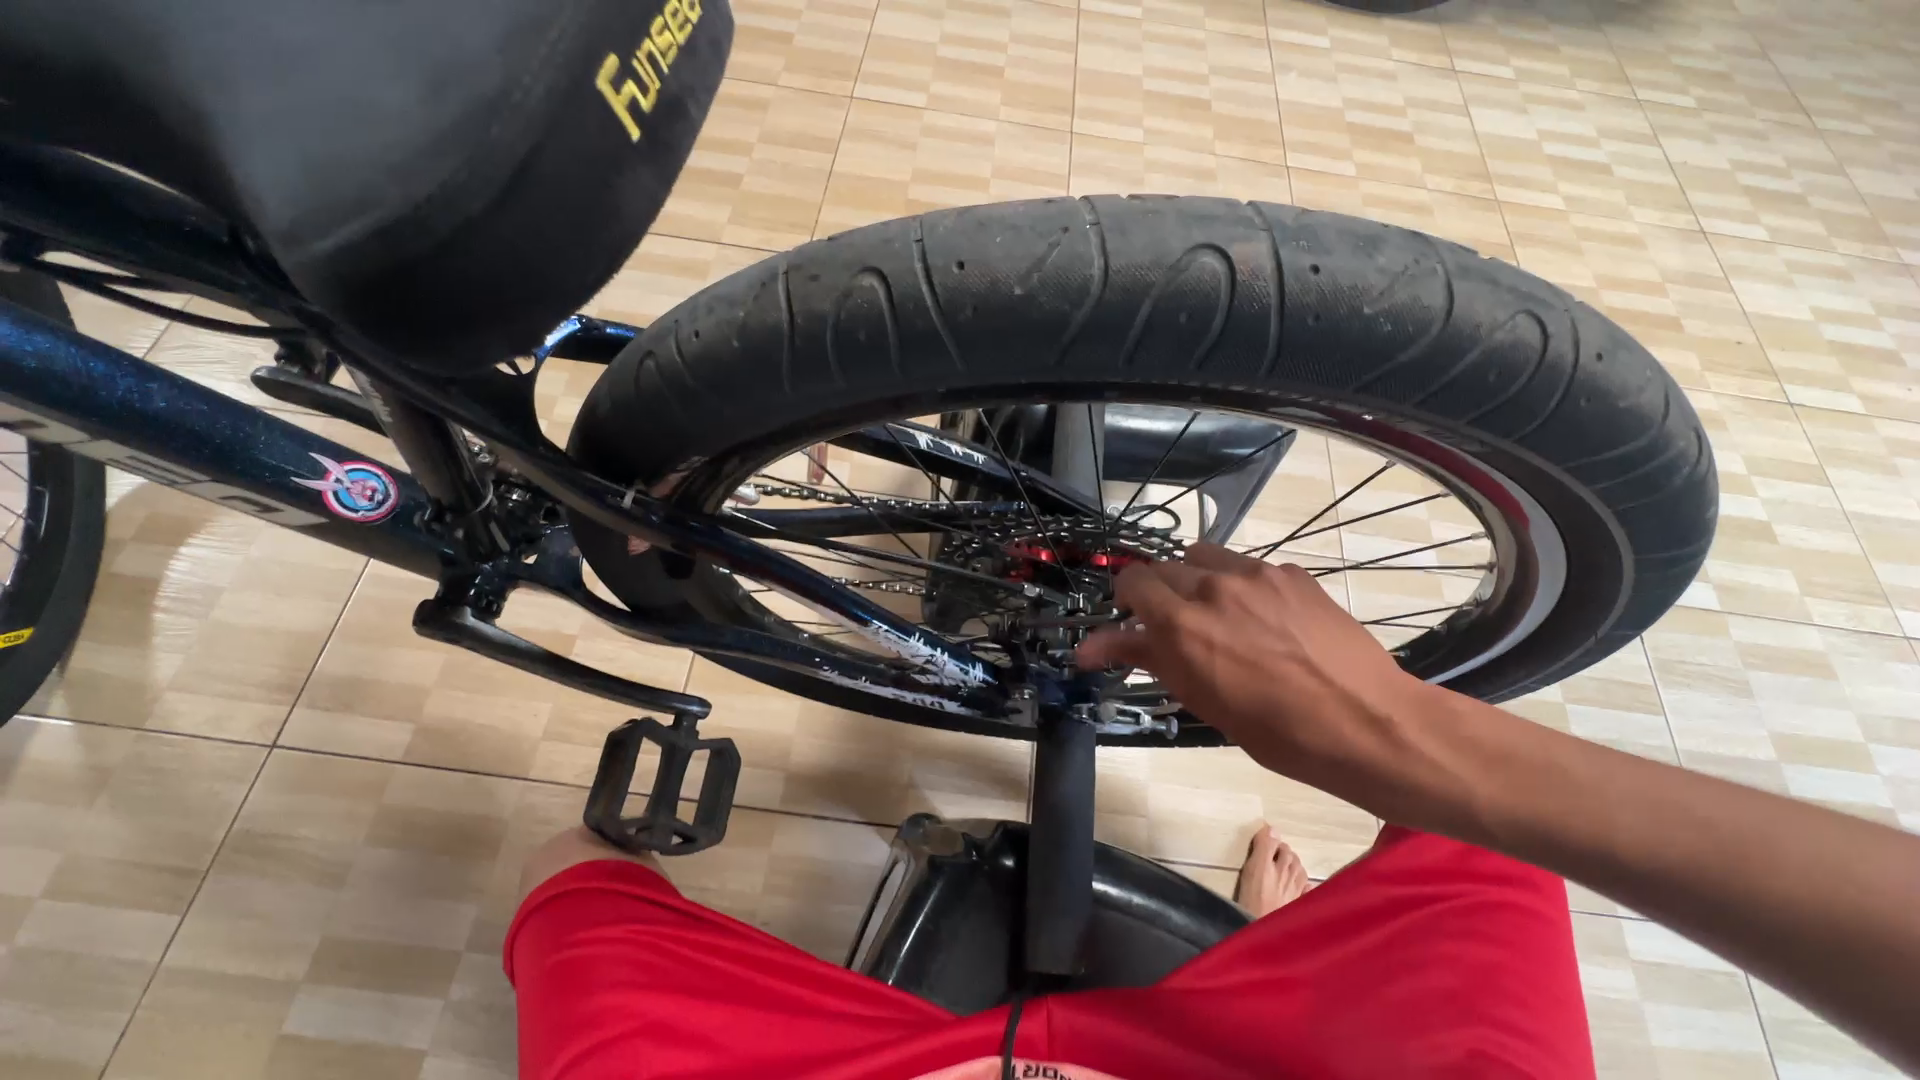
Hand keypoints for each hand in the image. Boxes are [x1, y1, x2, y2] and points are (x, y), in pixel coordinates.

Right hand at [1077, 543, 1436, 799]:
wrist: (1365, 722)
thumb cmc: (1275, 730)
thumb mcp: (1200, 698)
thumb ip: (1146, 658)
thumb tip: (1087, 647)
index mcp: (1183, 622)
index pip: (1132, 582)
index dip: (1127, 601)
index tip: (1132, 623)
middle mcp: (1214, 586)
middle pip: (1164, 567)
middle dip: (1159, 594)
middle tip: (1173, 627)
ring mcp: (1257, 574)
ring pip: (1204, 556)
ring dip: (1195, 579)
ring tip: (1215, 614)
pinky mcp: (1292, 573)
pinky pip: (1248, 566)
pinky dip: (1240, 585)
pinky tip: (1263, 619)